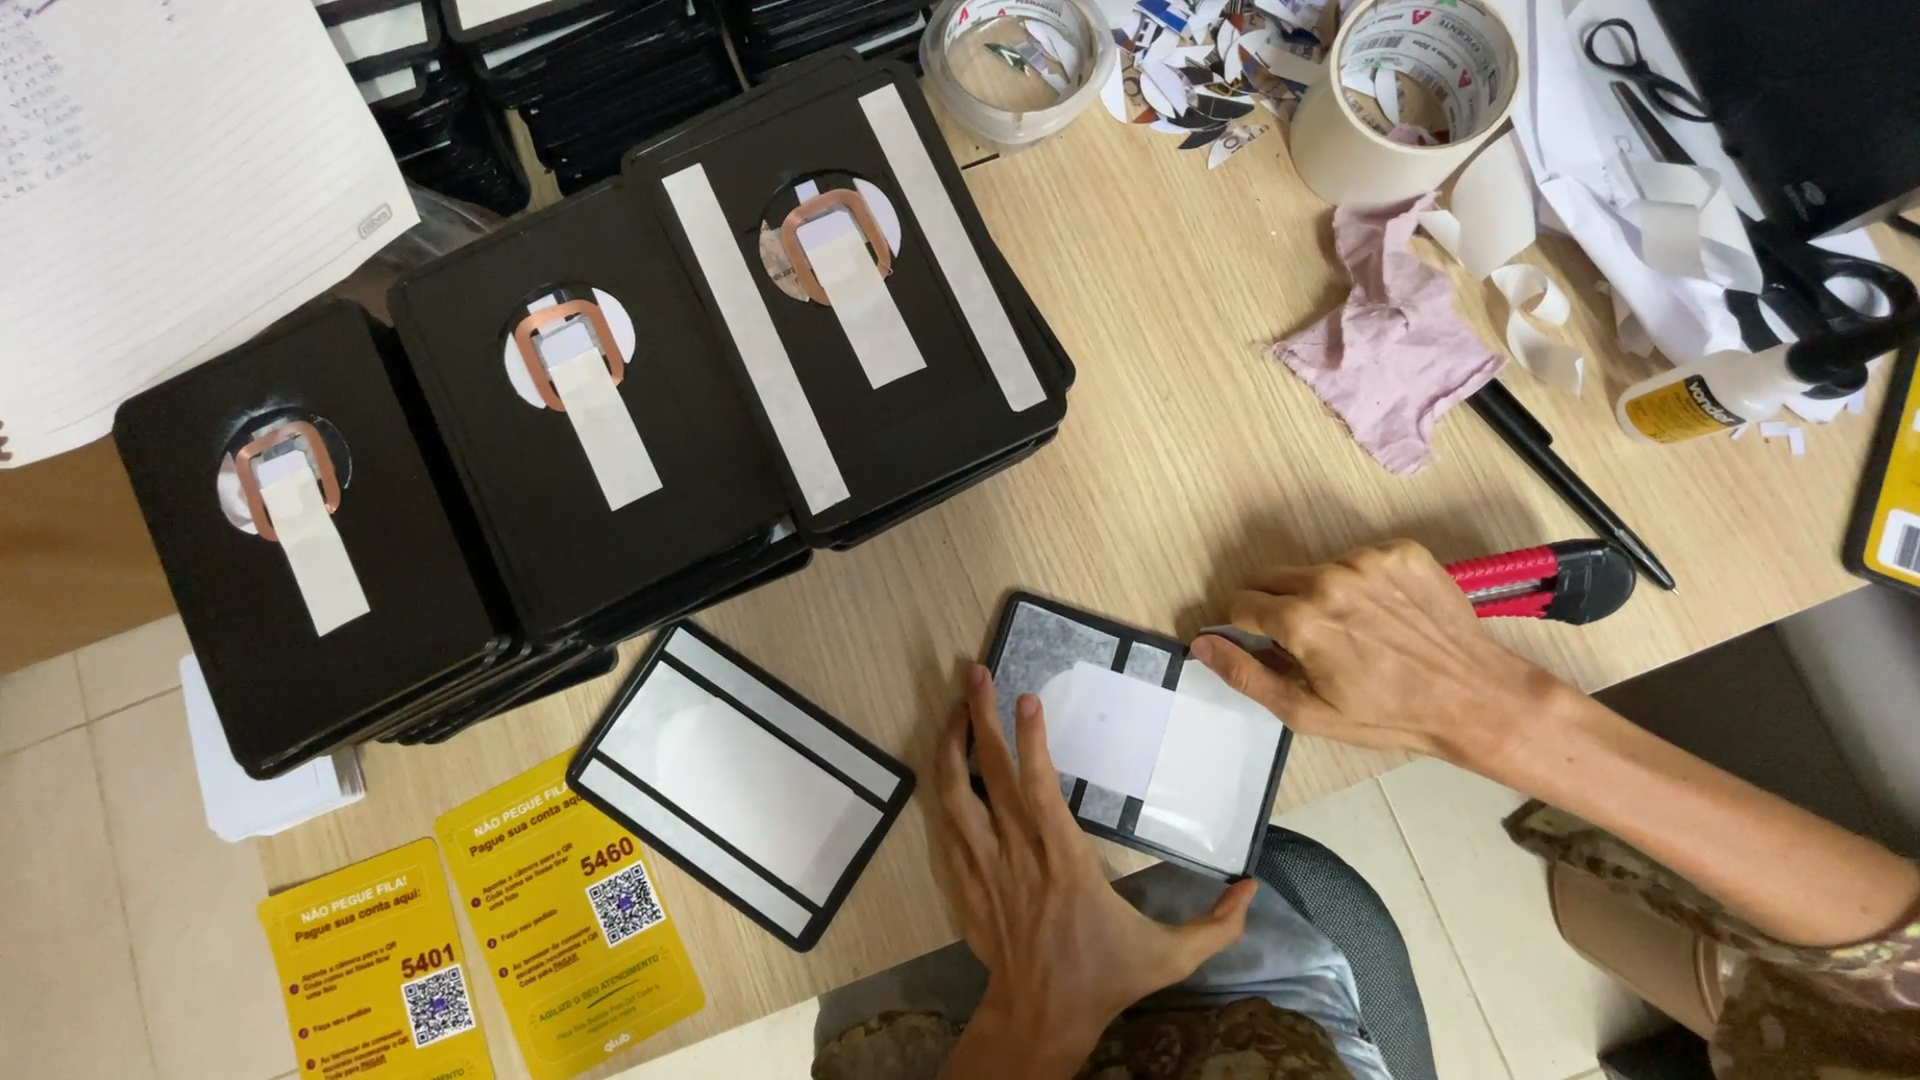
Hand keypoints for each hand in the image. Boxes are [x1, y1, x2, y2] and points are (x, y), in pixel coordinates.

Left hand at [933, 665, 1256, 1076]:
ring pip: (955, 792)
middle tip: (976, 672)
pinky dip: (942, 783)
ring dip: (951, 743)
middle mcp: (1018, 854)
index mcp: (1065, 861)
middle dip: (980, 718)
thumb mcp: (1171, 957)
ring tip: (956, 703)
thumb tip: (1255, 887)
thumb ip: (1217, 924)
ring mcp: (984, 865)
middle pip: (990, 775)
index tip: (1027, 698)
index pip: (1040, 789)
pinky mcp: (964, 877)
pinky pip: (945, 822)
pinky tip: (945, 755)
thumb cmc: (1103, 977)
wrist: (1039, 1018)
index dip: (1032, 741)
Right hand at [1191, 540, 1575, 769]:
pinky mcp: (1400, 552)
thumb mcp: (1305, 711)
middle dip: (1273, 607)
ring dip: (1317, 594)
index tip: (1267, 647)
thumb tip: (1202, 644)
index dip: (1245, 628)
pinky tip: (1383, 612)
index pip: (1239, 603)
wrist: (1476, 698)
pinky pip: (1356, 560)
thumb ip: (1245, 674)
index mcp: (1300, 619)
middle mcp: (1328, 579)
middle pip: (1267, 578)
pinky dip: (1359, 583)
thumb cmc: (1387, 714)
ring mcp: (1367, 561)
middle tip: (1305, 640)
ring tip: (1353, 629)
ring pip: (1311, 569)